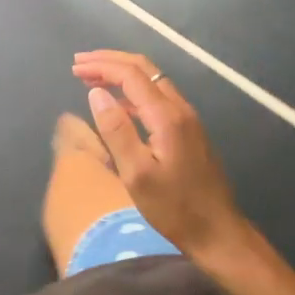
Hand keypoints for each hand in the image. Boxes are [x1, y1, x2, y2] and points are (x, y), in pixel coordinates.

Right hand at [72, 51, 247, 257]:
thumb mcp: (137, 175)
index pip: (131, 74)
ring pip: (152, 80)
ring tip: (92, 79)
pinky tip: (118, 104)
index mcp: (166, 115)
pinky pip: (157, 96)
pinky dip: (133, 91)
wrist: (219, 233)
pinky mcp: (188, 131)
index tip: (75, 69)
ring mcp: (187, 119)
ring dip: (121, 74)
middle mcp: (179, 108)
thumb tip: (96, 93)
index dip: (101, 66)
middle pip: (143, 68)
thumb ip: (116, 130)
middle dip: (110, 61)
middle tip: (80, 63)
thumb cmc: (174, 208)